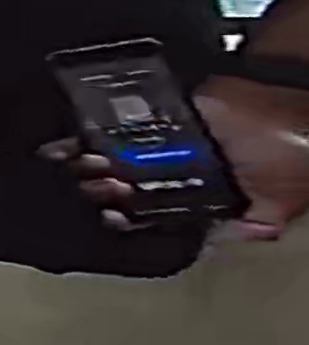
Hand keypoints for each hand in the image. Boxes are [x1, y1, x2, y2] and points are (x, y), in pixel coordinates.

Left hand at [40, 74, 308, 238]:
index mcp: (185, 196)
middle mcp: (155, 175)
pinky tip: (59, 150)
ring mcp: (138, 149)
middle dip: (98, 190)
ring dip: (81, 166)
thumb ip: (256, 220)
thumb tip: (228, 238)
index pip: (141, 214)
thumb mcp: (281, 196)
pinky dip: (67, 144)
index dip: (122, 218)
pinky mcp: (126, 123)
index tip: (114, 216)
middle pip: (108, 189)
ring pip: (92, 164)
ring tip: (95, 163)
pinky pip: (87, 135)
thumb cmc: (288, 154)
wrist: (288, 106)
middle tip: (112, 184)